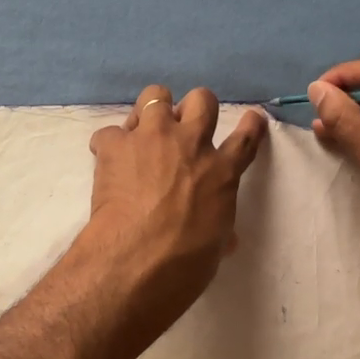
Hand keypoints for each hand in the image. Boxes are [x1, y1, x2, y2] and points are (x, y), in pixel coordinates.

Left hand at [79, 84, 268, 333]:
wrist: (136, 259)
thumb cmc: (185, 263)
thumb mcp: (216, 245)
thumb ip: (221, 230)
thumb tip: (226, 239)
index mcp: (221, 171)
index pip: (245, 139)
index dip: (251, 125)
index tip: (253, 118)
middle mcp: (190, 143)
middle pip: (202, 100)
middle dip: (195, 107)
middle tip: (183, 124)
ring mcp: (152, 137)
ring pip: (156, 95)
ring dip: (151, 110)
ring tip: (143, 130)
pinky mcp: (116, 144)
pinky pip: (110, 131)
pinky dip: (109, 144)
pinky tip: (107, 160)